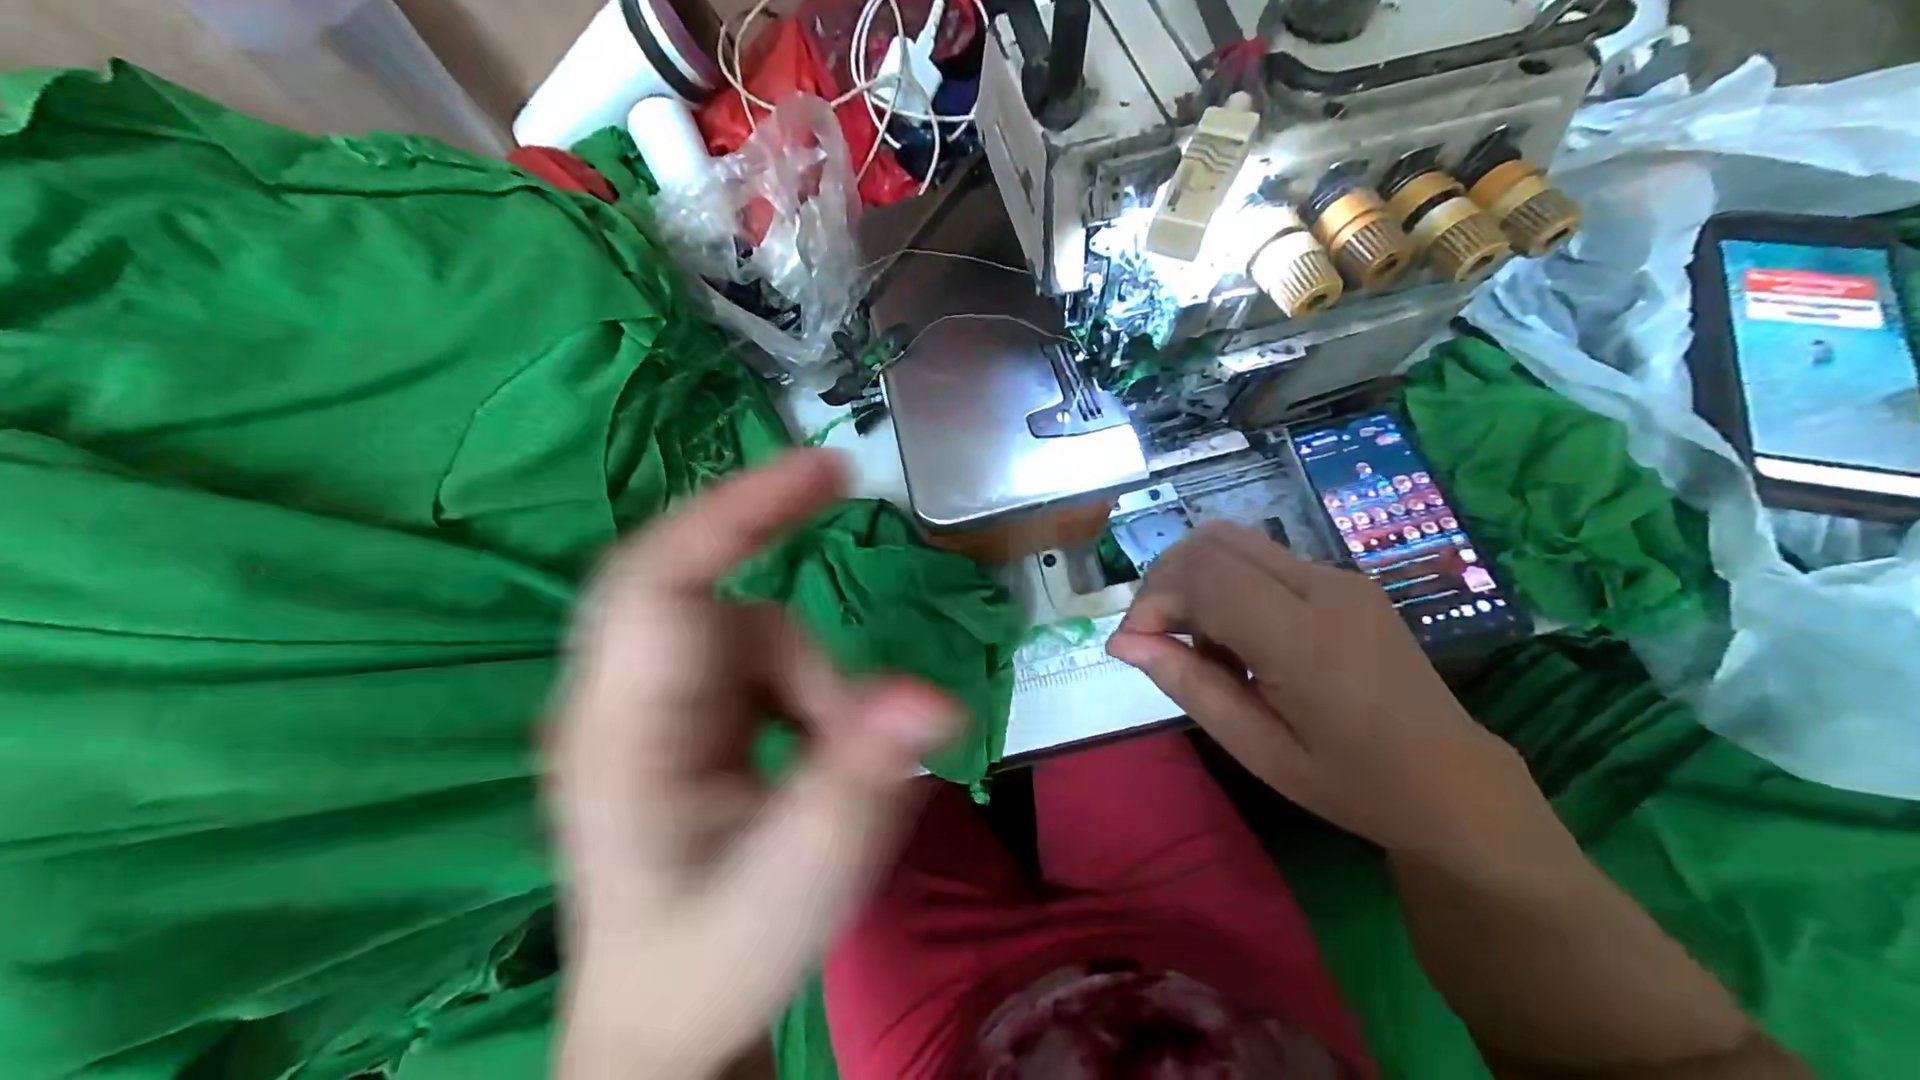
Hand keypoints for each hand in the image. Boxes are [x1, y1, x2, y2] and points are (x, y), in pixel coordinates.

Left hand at [547, 451, 958, 1079]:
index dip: (736, 511)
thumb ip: (859, 785)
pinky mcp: (679, 712)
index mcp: (619, 733)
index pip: (658, 583)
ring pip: (748, 629)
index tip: (826, 468)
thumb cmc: (712, 963)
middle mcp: (616, 699)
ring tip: (840, 759)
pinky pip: (753, 658)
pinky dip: (805, 687)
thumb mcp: (798, 884)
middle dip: (776, 554)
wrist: (665, 1023)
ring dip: (814, 677)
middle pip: (704, 591)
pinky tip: (814, 747)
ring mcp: (646, 702)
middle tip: (842, 506)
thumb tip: (932, 699)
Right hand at [1105, 523, 1569, 873]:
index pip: (1202, 575)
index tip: (1135, 647)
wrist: (1451, 780)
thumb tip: (1122, 642)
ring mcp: (1339, 577)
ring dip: (1195, 579)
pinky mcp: (1345, 580)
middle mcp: (1323, 587)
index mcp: (1304, 637)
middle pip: (1211, 542)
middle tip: (1157, 639)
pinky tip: (1238, 637)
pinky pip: (1262, 559)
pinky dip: (1226, 584)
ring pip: (1233, 542)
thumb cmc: (1351, 781)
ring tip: (1200, 643)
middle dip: (1165, 582)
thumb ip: (1187, 684)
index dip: (1152, 601)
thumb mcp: (1256, 748)